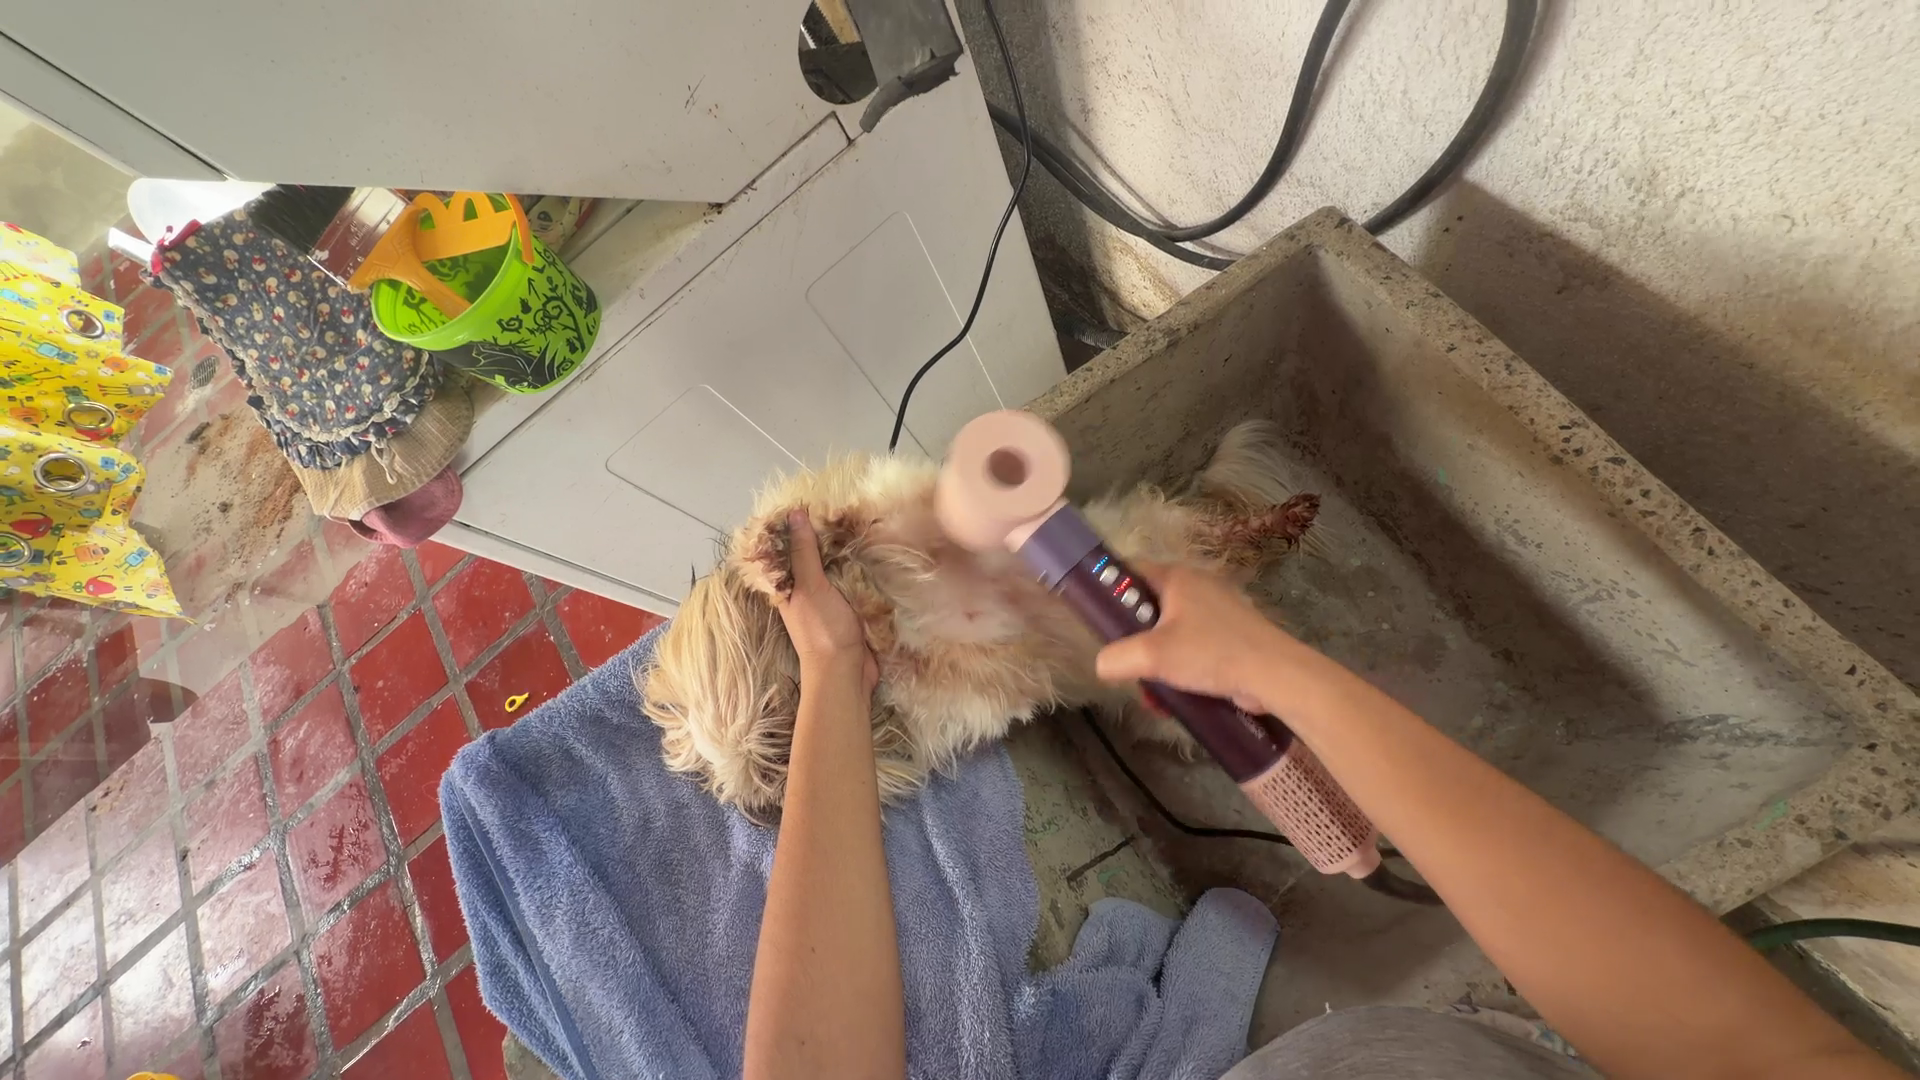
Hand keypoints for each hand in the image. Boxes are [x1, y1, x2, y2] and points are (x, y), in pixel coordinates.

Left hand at [775, 510, 878, 694]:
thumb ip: (804, 552)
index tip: (809, 500)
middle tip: (840, 505)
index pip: (786, 548)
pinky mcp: (848, 608)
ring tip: (857, 520)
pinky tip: (870, 551)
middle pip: (811, 556)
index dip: (793, 526)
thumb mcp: (811, 586)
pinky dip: (858, 568)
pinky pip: (852, 582)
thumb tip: (795, 514)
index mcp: (787, 586)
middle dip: (823, 535)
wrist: (846, 672)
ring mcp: (827, 600)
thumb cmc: (822, 630)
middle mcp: (805, 591)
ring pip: (833, 568)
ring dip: (844, 551)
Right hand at [1094, 563, 1300, 716]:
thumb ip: (1117, 658)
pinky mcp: (1232, 636)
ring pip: (1170, 633)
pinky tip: (1177, 697)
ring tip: (1154, 693)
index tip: (1098, 618)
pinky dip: (1180, 669)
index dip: (1109, 589)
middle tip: (1128, 664)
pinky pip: (1193, 648)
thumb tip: (1101, 665)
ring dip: (1156, 663)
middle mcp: (1197, 586)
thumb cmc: (1211, 653)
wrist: (1275, 676)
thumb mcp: (1153, 655)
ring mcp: (1217, 611)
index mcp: (1177, 578)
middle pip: (1148, 607)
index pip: (1130, 570)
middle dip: (1134, 641)